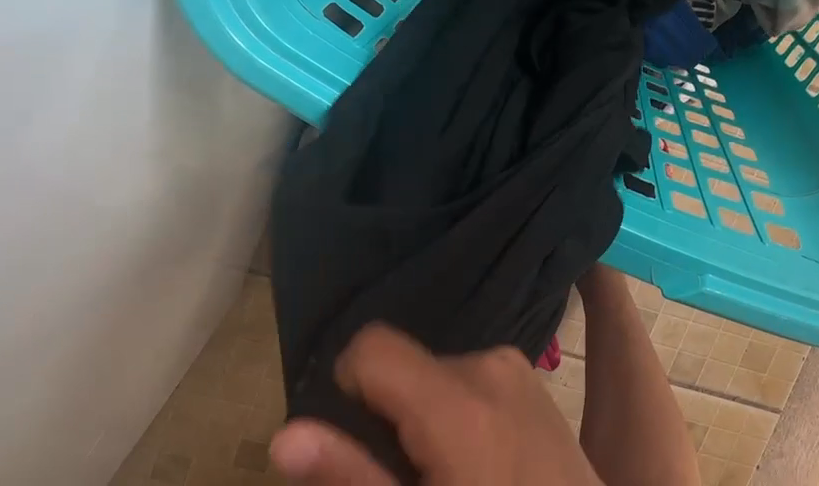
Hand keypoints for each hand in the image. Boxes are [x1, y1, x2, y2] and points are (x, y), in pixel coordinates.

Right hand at [269, 324, 601, 484]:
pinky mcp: (532, 380)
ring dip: (422, 417)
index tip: (353, 442)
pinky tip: (472, 464)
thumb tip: (286, 436)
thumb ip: (351, 475)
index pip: (372, 345)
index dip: (346, 388)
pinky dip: (454, 412)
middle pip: (403, 365)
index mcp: (458, 400)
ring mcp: (517, 368)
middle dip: (387, 414)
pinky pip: (470, 380)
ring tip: (443, 474)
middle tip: (404, 476)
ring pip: (436, 374)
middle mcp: (489, 365)